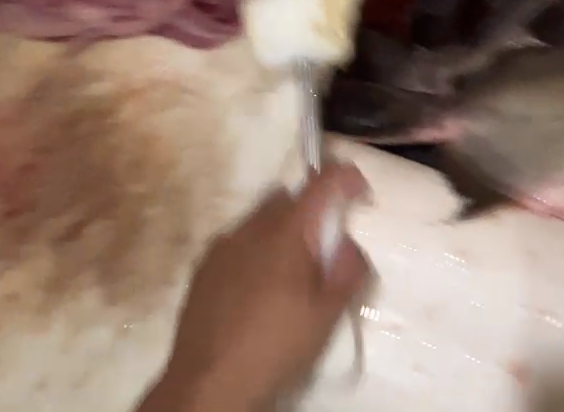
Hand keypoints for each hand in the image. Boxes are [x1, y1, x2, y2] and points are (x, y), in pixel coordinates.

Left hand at [141, 164, 373, 411]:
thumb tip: (349, 243)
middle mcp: (252, 226)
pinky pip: (237, 241)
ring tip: (289, 272)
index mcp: (288, 231)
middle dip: (311, 208)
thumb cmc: (275, 347)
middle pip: (289, 196)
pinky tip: (257, 288)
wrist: (208, 385)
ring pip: (260, 217)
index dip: (347, 178)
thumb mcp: (327, 315)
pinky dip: (254, 250)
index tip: (361, 191)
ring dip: (281, 230)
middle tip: (323, 245)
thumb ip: (348, 270)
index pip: (323, 183)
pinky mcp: (202, 267)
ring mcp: (223, 244)